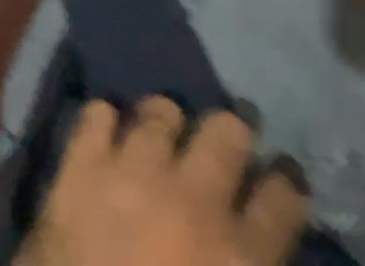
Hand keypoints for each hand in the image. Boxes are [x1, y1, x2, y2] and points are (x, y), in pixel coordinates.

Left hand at [17, 98, 308, 265]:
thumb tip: (252, 250)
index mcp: (243, 258)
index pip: (283, 196)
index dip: (284, 182)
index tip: (279, 176)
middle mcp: (196, 202)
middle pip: (228, 132)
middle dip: (229, 131)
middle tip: (220, 138)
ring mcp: (135, 176)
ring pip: (161, 114)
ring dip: (163, 121)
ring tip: (159, 130)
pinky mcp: (80, 170)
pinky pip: (96, 116)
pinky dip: (101, 119)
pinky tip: (103, 130)